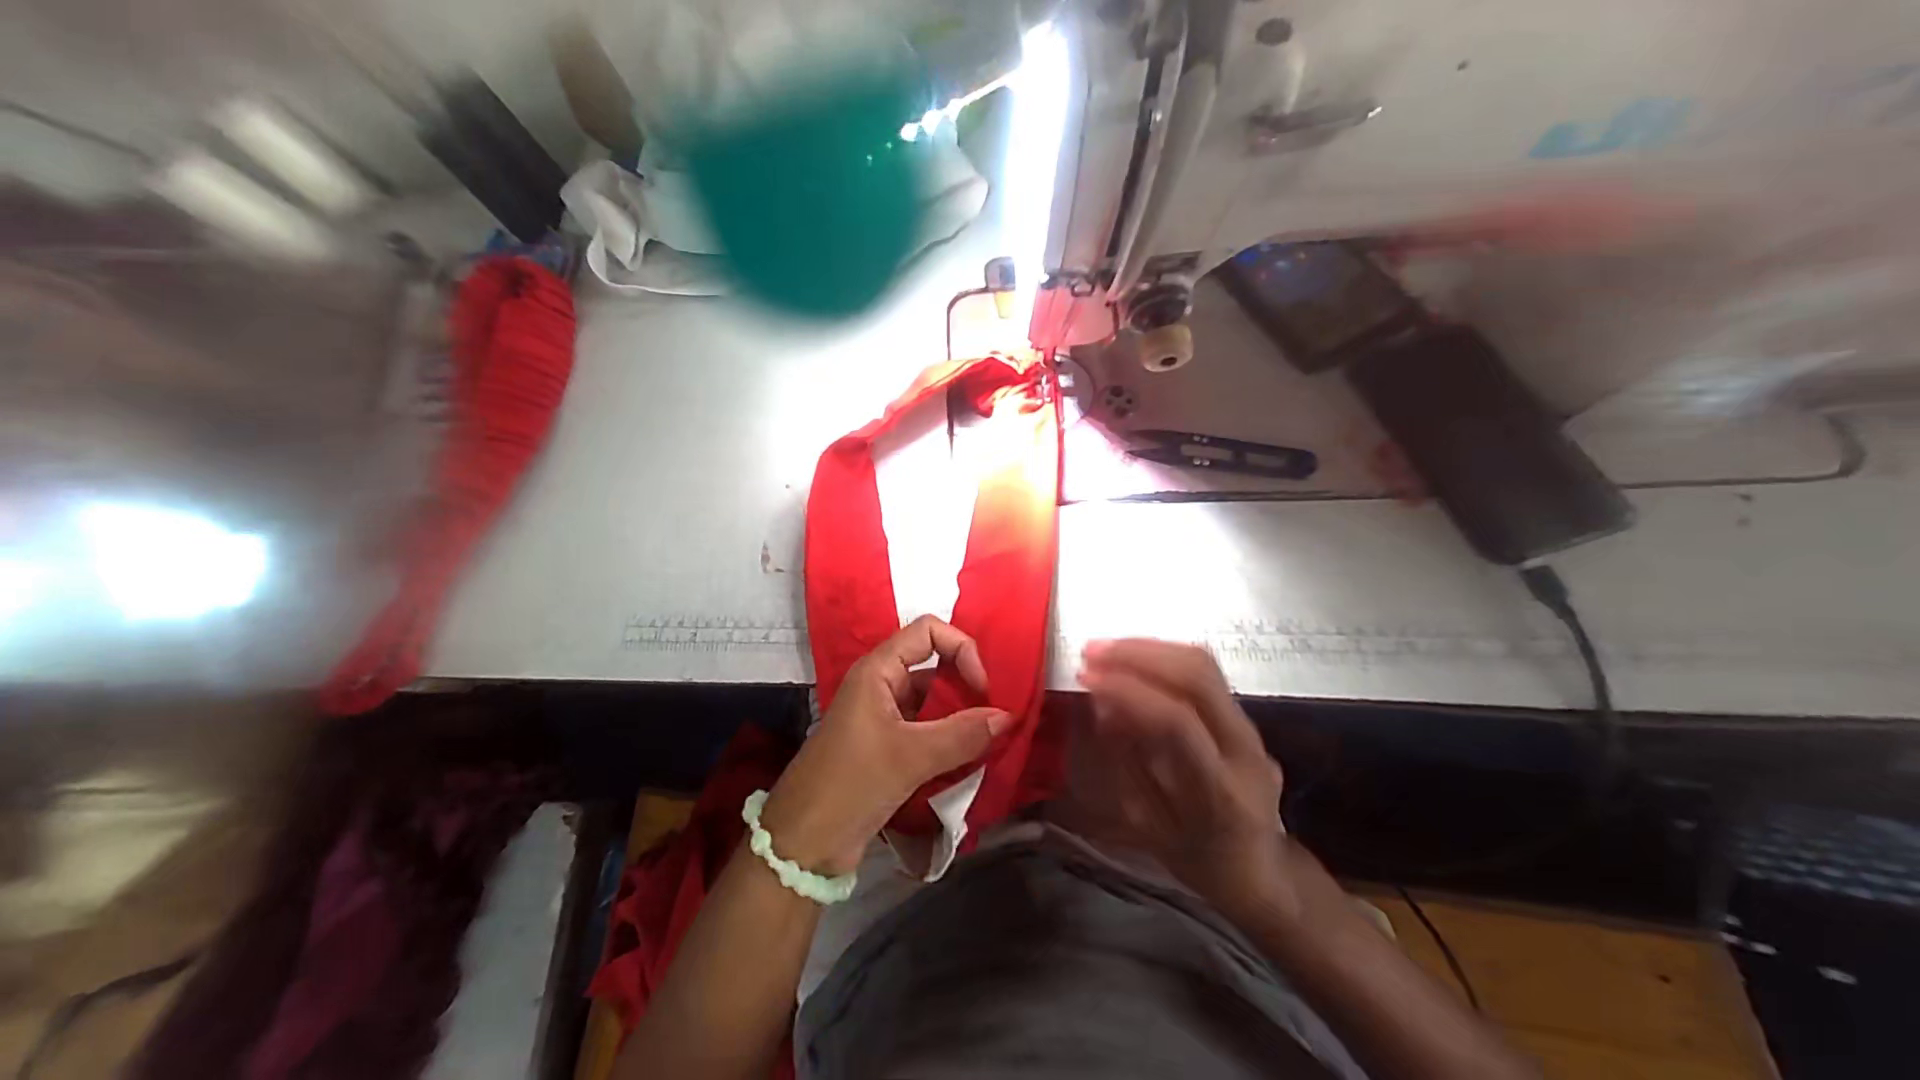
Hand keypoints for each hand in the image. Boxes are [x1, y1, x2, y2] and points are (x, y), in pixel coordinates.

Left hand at [760, 616, 1011, 875]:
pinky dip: (951, 740)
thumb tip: (1007, 717)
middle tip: (997, 717)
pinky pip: (928, 731)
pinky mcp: (888, 749)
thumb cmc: (851, 784)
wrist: (803, 844)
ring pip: (934, 703)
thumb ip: (962, 735)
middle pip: (935, 666)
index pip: (928, 631)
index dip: (961, 649)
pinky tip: (973, 760)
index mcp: (878, 671)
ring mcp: (884, 718)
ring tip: (991, 741)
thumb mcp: (910, 757)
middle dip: (968, 686)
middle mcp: (881, 686)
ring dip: (962, 717)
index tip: (982, 689)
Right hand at [1072, 639, 1288, 911]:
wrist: (1260, 868)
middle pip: (1198, 676)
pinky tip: (1131, 658)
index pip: (1177, 722)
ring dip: (1149, 648)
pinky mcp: (1243, 715)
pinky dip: (1162, 656)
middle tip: (1091, 652)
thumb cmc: (1198, 859)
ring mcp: (1250, 727)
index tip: (1087, 679)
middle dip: (1139, 654)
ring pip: (1203, 664)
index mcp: (1220, 789)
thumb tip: (1102, 705)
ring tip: (1104, 649)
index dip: (1129, 692)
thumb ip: (1127, 763)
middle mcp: (1243, 747)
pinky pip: (1202, 672)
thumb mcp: (1150, 827)